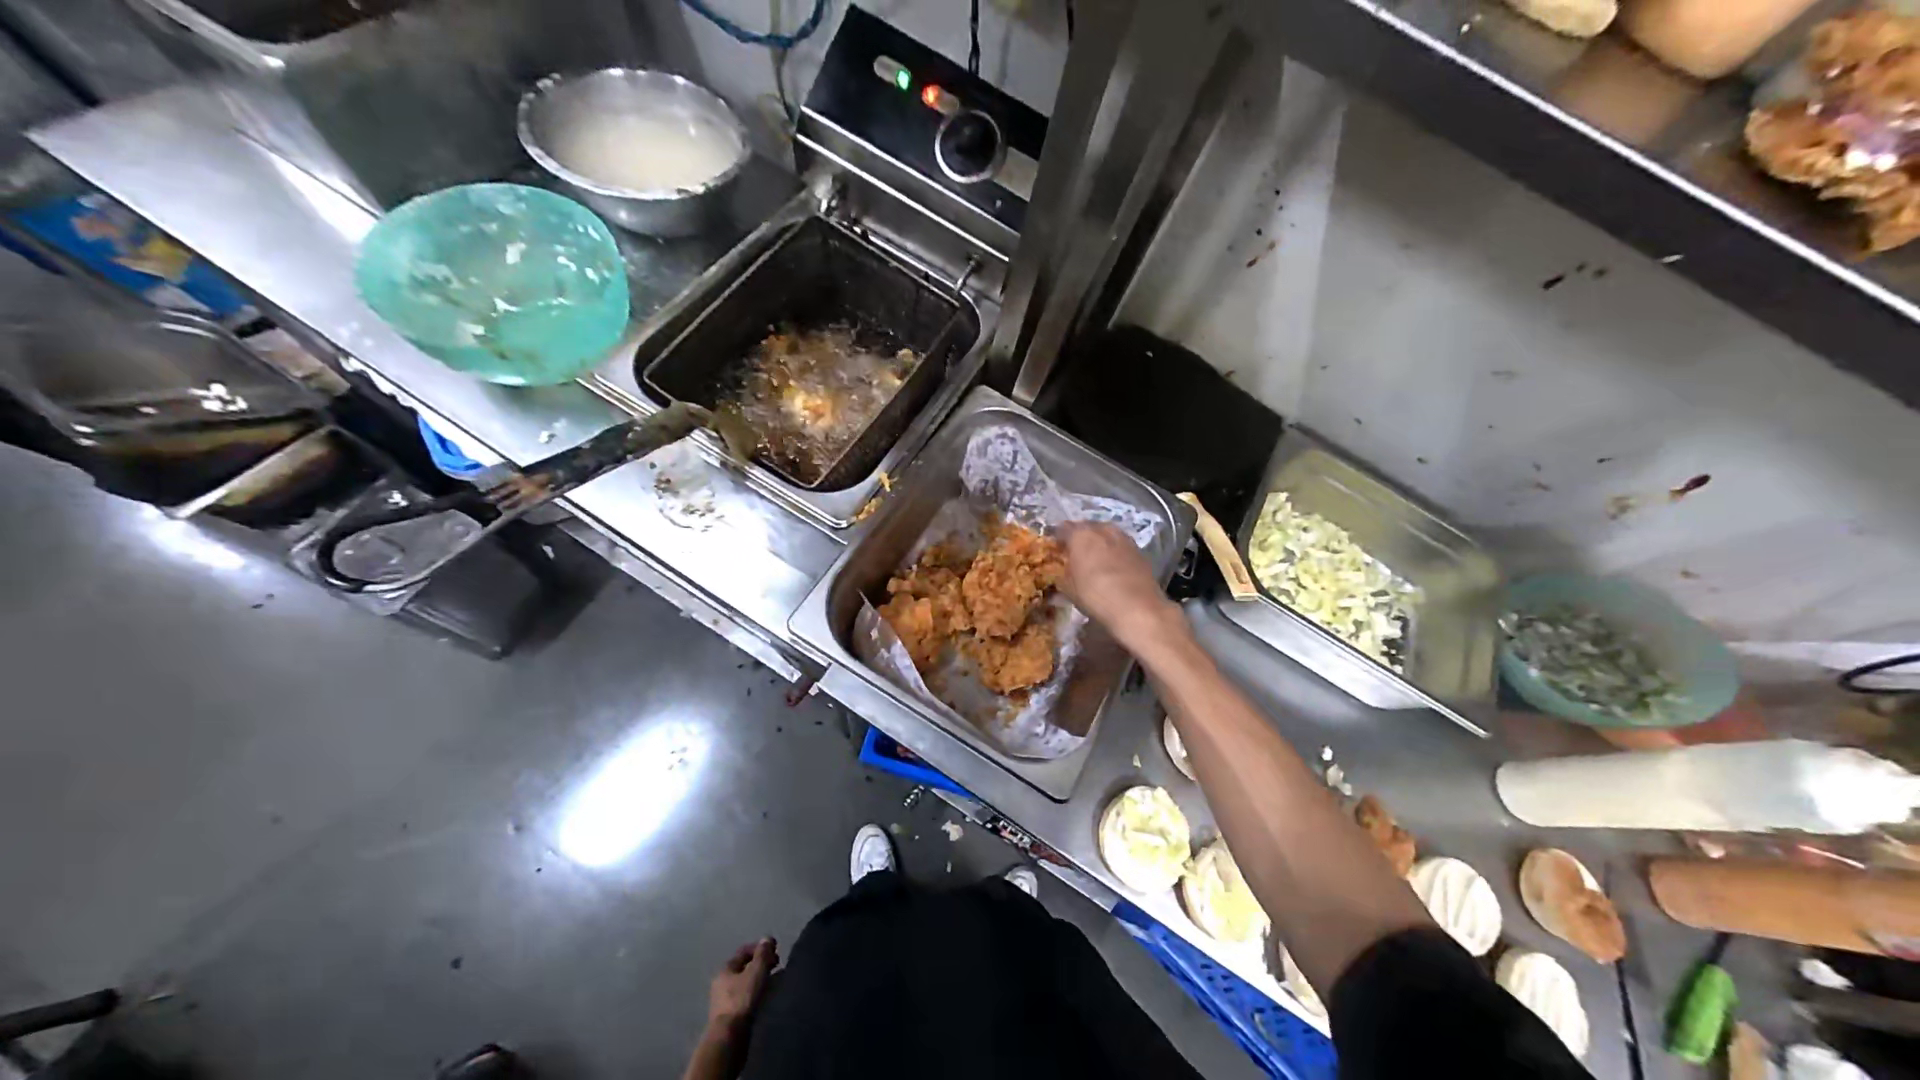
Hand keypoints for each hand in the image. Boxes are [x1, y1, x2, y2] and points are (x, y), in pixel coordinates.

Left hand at [706, 938, 776, 1033]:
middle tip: (776, 966)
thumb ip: (763, 954)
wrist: (728, 1037)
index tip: (776, 951)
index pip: (744, 951)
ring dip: (759, 980)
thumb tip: (766, 938)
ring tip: (774, 983)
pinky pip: (745, 998)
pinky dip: (756, 994)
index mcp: (725, 969)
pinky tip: (765, 999)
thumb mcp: (756, 972)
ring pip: (744, 984)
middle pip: (743, 967)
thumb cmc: (742, 999)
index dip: (760, 948)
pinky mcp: (728, 1016)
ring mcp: (723, 1001)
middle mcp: (721, 983)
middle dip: (760, 964)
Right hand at [1059, 522, 1185, 653]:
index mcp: (1080, 535)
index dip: (1057, 539)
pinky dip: (1114, 552)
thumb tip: (1062, 572)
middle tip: (1075, 554)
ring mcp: (1124, 538)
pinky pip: (1120, 546)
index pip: (1062, 528)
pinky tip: (1113, 567)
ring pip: (1106, 535)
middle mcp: (1102, 529)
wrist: (1137, 607)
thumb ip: (1062, 574)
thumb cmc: (1095, 595)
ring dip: (1099, 543)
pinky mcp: (1139, 550)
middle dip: (1080, 538)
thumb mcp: (1068, 588)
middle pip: (1086, 528)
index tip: (1055, 550)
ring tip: (1095, 560)